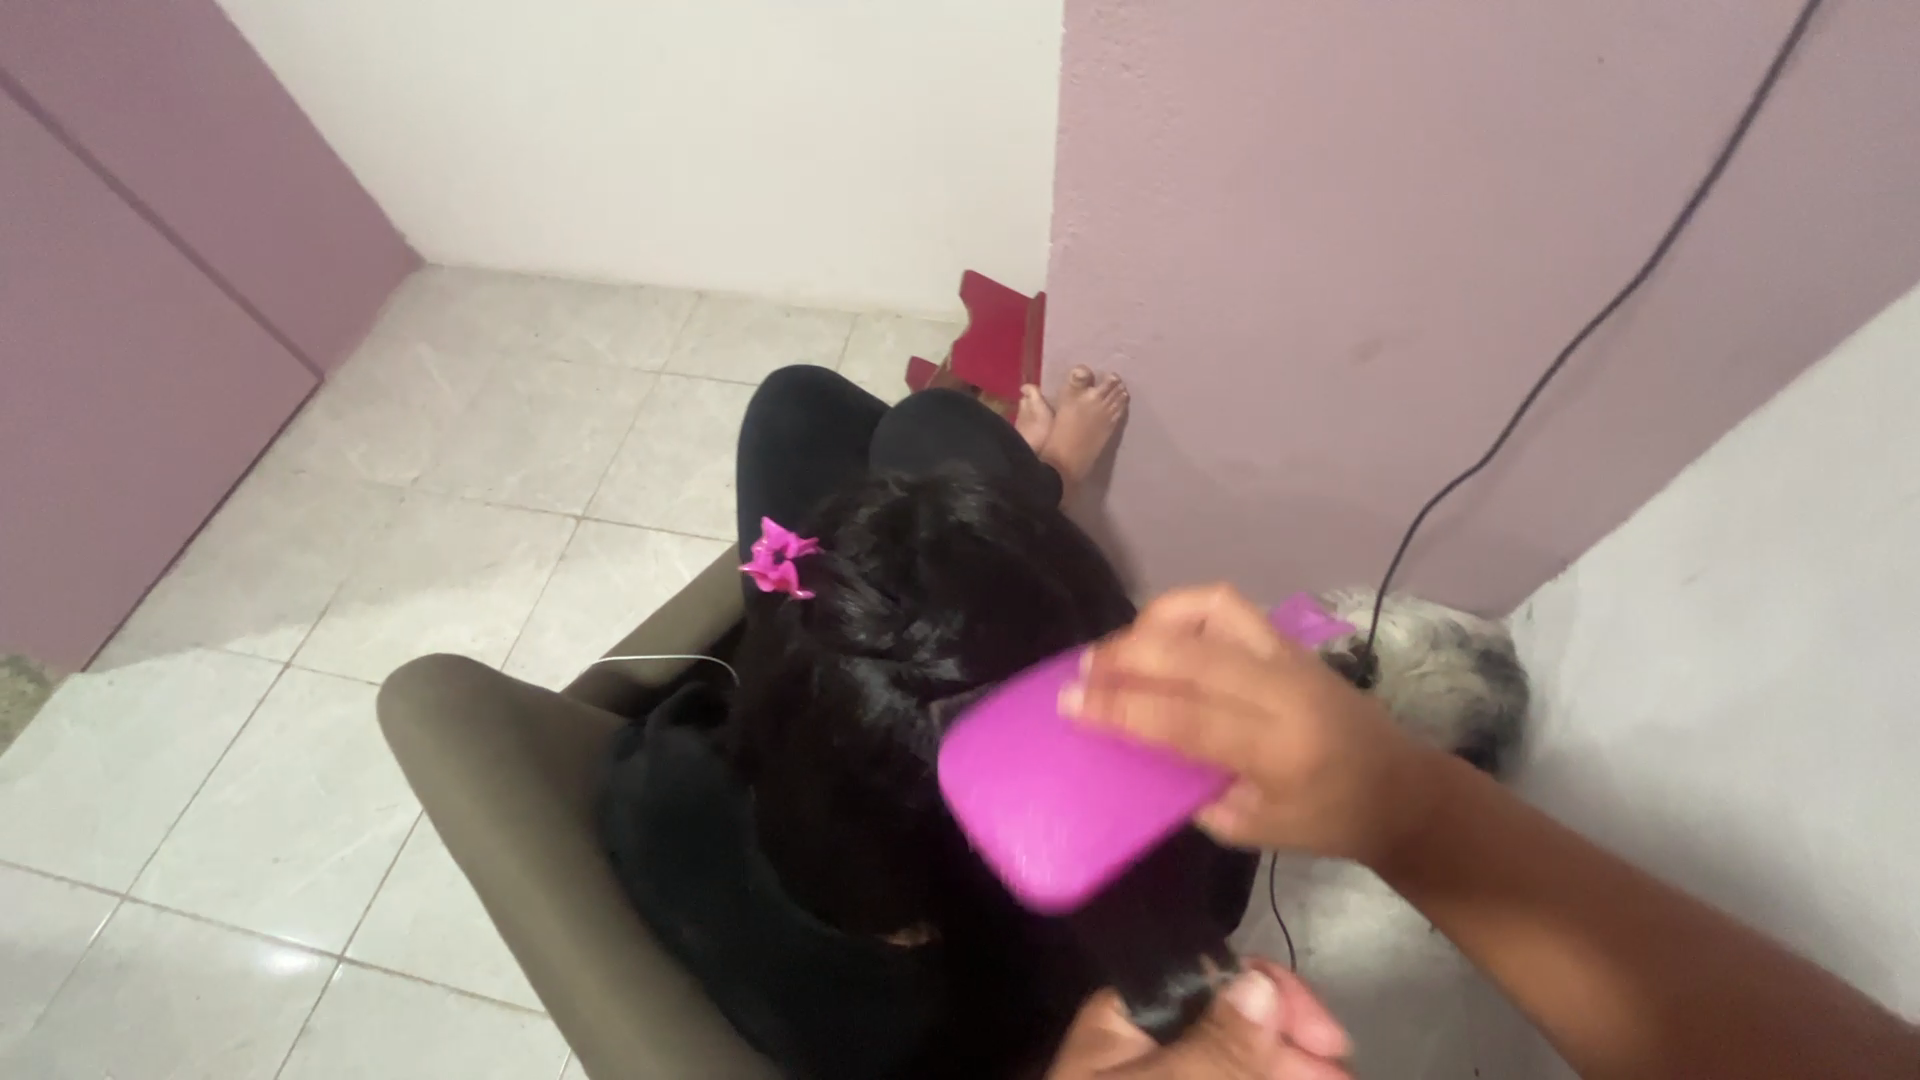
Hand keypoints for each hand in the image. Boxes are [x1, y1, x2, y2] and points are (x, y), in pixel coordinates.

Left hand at [1045, 961, 1350, 1078]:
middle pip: (1234, 1030)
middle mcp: (1152, 1048)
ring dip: (1284, 1075)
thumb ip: (1211, 1047)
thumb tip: (1257, 982)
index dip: (1268, 994)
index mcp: (1129, 1020)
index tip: (1327, 1037)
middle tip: (1339, 1079)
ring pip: (1240, 1070)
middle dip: (1289, 1051)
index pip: (1203, 978)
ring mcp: (1174, 1079)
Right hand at [1063, 583, 1441, 865]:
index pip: (1184, 720)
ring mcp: (1289, 654)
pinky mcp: (1288, 638)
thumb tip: (1133, 744)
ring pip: (1208, 612)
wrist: (1403, 788)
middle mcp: (1284, 691)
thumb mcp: (1252, 827)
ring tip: (1120, 649)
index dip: (1120, 709)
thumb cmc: (1326, 820)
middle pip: (1189, 656)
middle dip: (1123, 658)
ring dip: (1152, 624)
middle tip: (1081, 671)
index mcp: (1279, 752)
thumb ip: (1190, 784)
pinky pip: (1225, 606)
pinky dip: (1182, 610)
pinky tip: (1161, 633)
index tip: (1068, 703)